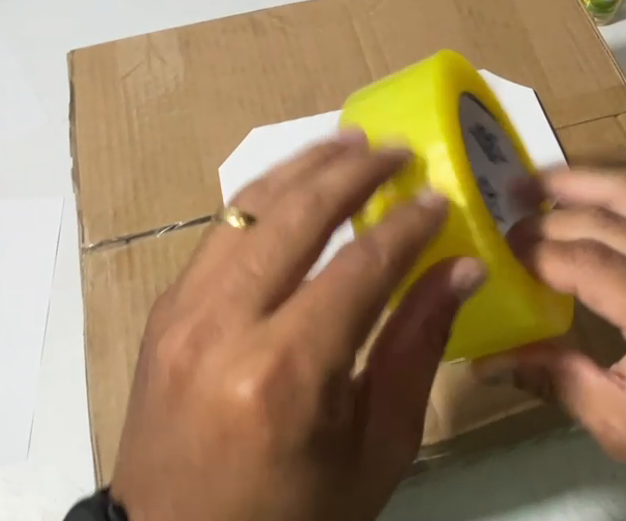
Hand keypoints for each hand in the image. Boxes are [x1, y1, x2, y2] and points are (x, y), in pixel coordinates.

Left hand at [112, 132, 485, 520]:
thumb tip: (460, 266)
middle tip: (395, 150)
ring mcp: (183, 310)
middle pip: (296, 215)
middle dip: (353, 171)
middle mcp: (224, 325)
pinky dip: (264, 197)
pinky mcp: (165, 307)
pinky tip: (295, 184)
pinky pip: (221, 231)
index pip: (359, 267)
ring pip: (249, 207)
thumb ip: (416, 346)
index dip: (406, 226)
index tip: (438, 197)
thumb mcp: (375, 449)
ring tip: (347, 142)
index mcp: (284, 374)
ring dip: (302, 166)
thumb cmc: (294, 514)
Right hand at [481, 169, 625, 520]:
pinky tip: (573, 200)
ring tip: (525, 186)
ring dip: (572, 182)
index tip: (496, 259)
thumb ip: (559, 380)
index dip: (535, 255)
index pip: (591, 265)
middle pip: (604, 221)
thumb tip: (492, 356)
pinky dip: (605, 191)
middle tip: (500, 233)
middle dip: (543, 221)